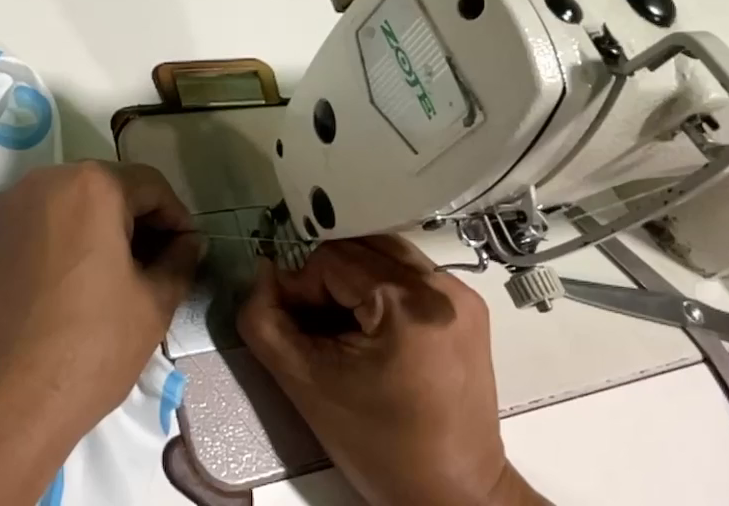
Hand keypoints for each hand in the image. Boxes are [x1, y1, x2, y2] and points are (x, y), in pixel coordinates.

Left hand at [0, 160, 203, 452]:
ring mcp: (1, 206)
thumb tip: (188, 242)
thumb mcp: (152, 306)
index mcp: (91, 186)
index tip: (186, 252)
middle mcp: (42, 181)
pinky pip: (29, 224)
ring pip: (63, 203)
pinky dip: (53, 241)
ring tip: (106, 277)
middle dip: (133, 220)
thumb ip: (179, 261)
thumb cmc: (87, 350)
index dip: (175, 217)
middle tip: (151, 265)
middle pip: (102, 187)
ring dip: (91, 228)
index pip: (150, 185)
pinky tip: (61, 286)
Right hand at [237, 235, 546, 505]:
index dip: (300, 287)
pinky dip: (379, 287)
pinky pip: (409, 273)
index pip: (330, 258)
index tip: (295, 328)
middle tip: (315, 326)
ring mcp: (461, 293)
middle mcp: (442, 286)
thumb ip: (264, 321)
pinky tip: (369, 326)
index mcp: (409, 303)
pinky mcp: (468, 306)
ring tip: (341, 325)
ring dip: (351, 278)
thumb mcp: (304, 383)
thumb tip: (260, 272)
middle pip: (359, 247)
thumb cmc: (378, 446)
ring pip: (383, 254)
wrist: (452, 493)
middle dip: (326, 279)